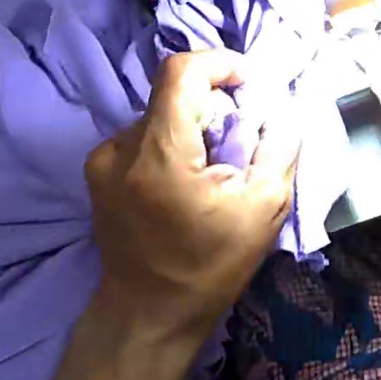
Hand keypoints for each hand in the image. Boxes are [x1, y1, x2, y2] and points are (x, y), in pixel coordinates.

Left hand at [83, 50, 300, 341]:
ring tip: (214, 167)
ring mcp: (103, 159)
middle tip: (241, 141)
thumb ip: (279, 147)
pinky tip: (187, 179)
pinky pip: (145, 132)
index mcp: (159, 156)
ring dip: (195, 124)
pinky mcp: (98, 171)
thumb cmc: (209, 267)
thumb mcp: (264, 209)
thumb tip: (282, 107)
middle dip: (215, 104)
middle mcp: (121, 147)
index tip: (249, 83)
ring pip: (161, 112)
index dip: (220, 63)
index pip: (182, 72)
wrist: (147, 315)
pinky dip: (174, 140)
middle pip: (176, 93)